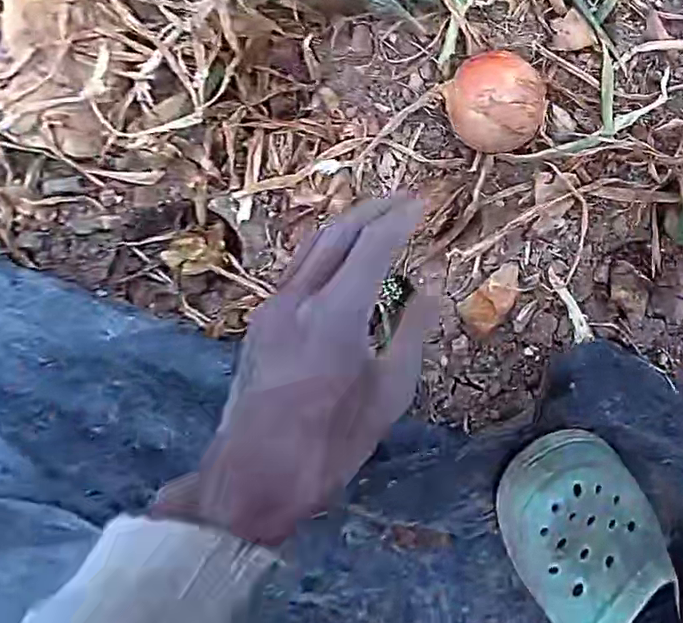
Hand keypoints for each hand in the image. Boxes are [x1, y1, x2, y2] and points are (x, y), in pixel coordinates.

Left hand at [153, 195, 432, 544]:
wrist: (250, 483)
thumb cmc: (331, 442)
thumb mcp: (390, 392)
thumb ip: (413, 330)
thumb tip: (432, 285)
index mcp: (336, 315)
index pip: (374, 244)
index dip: (402, 218)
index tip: (426, 202)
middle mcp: (300, 299)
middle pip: (340, 231)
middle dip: (377, 208)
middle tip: (408, 198)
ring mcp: (274, 307)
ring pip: (314, 242)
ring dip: (350, 220)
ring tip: (380, 213)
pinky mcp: (262, 320)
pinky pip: (300, 263)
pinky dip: (329, 243)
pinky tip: (345, 250)